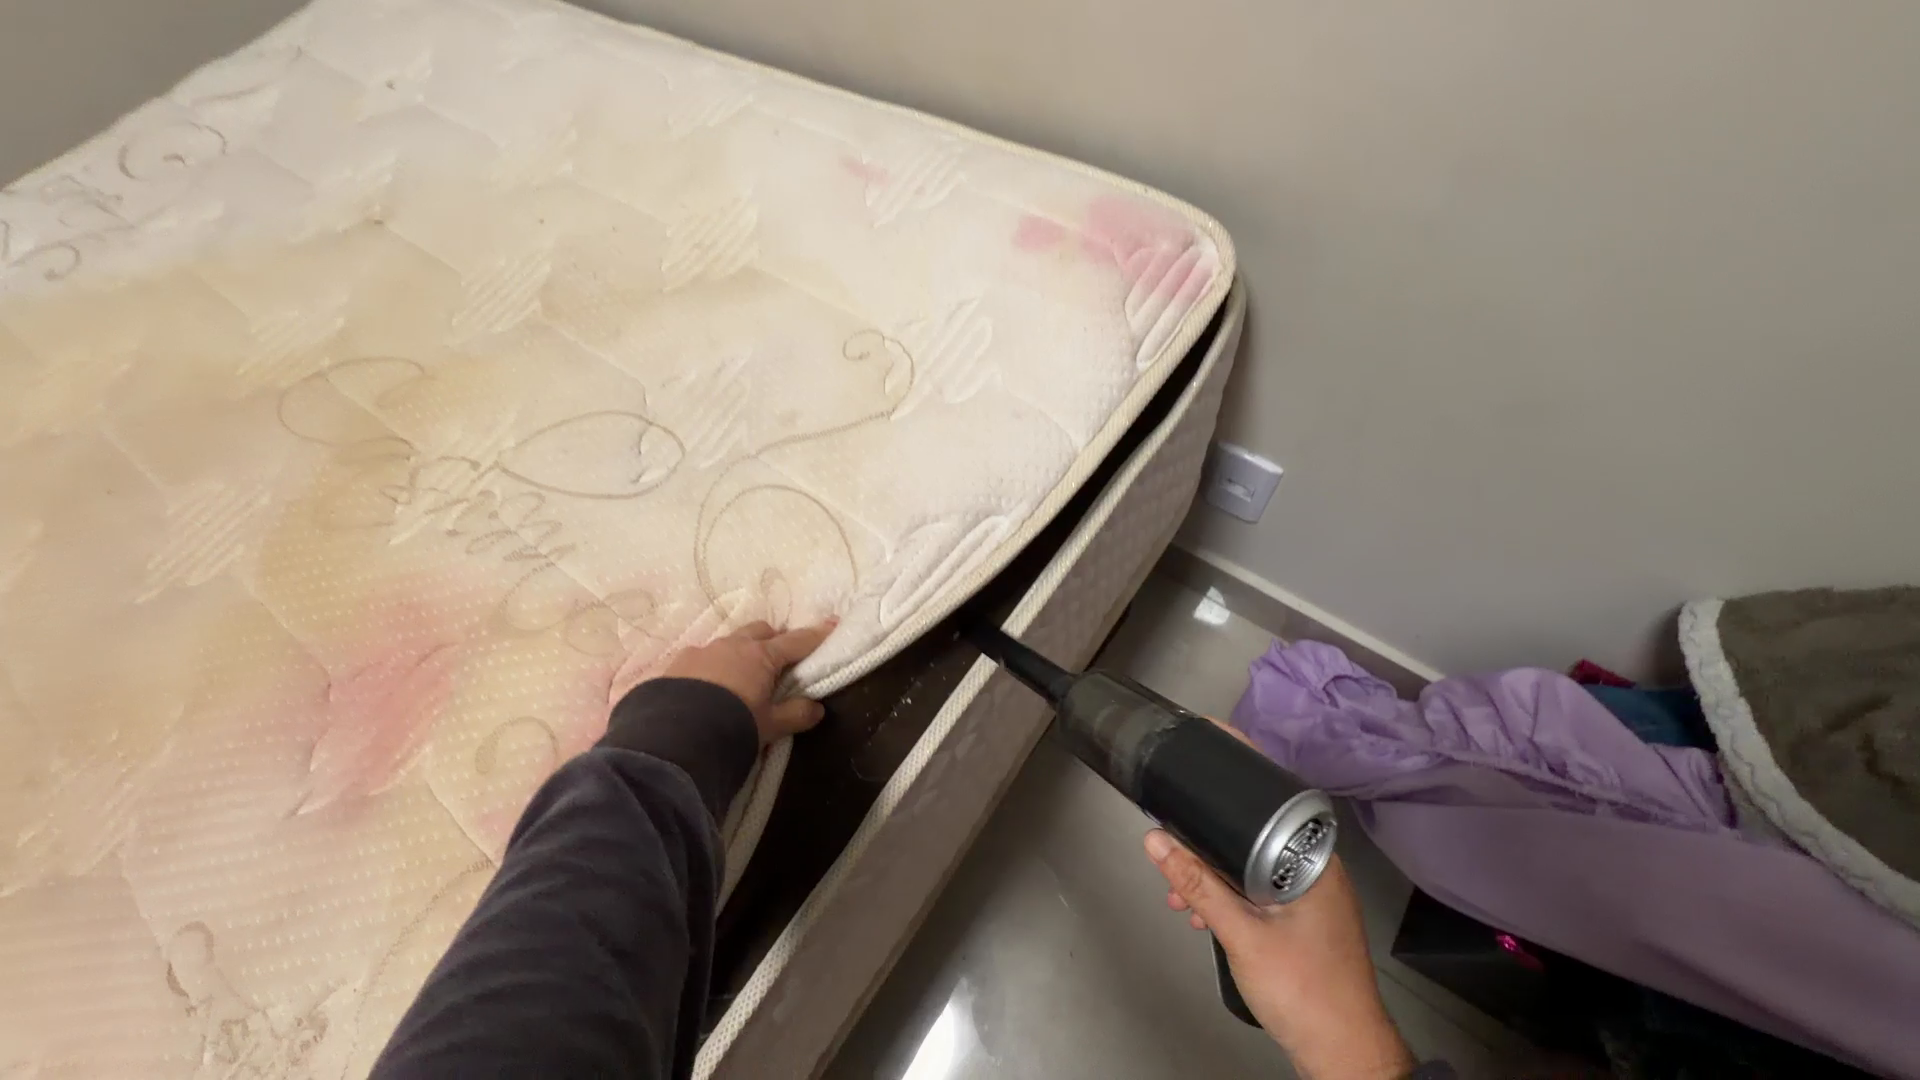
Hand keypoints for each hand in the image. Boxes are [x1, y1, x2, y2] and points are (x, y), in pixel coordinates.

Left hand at [660, 619, 836, 745]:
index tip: (831, 625)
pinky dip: (711, 667)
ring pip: (729, 642)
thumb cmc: (732, 726)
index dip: (816, 635)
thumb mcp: (769, 726)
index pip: (797, 641)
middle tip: (780, 657)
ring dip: (740, 652)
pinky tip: (707, 687)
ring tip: (740, 675)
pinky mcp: (676, 664)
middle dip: (773, 638)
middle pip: (761, 631)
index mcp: (761, 656)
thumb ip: (794, 715)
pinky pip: (701, 658)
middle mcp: (733, 646)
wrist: (673, 737)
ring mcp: (702, 652)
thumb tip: (816, 709)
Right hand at [1144, 731, 1412, 1079]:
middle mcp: (1315, 865)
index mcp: (1313, 857)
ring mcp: (1310, 892)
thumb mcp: (1241, 934)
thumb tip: (1155, 839)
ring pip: (1252, 857)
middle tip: (1170, 817)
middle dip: (1209, 826)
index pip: (1275, 792)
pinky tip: (1195, 907)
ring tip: (1174, 883)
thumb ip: (1197, 884)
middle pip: (1258, 822)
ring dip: (1212, 866)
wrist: (1343, 1055)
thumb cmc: (1304, 990)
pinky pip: (1256, 883)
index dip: (1237, 763)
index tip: (1204, 739)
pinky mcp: (1301, 915)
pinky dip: (1225, 888)